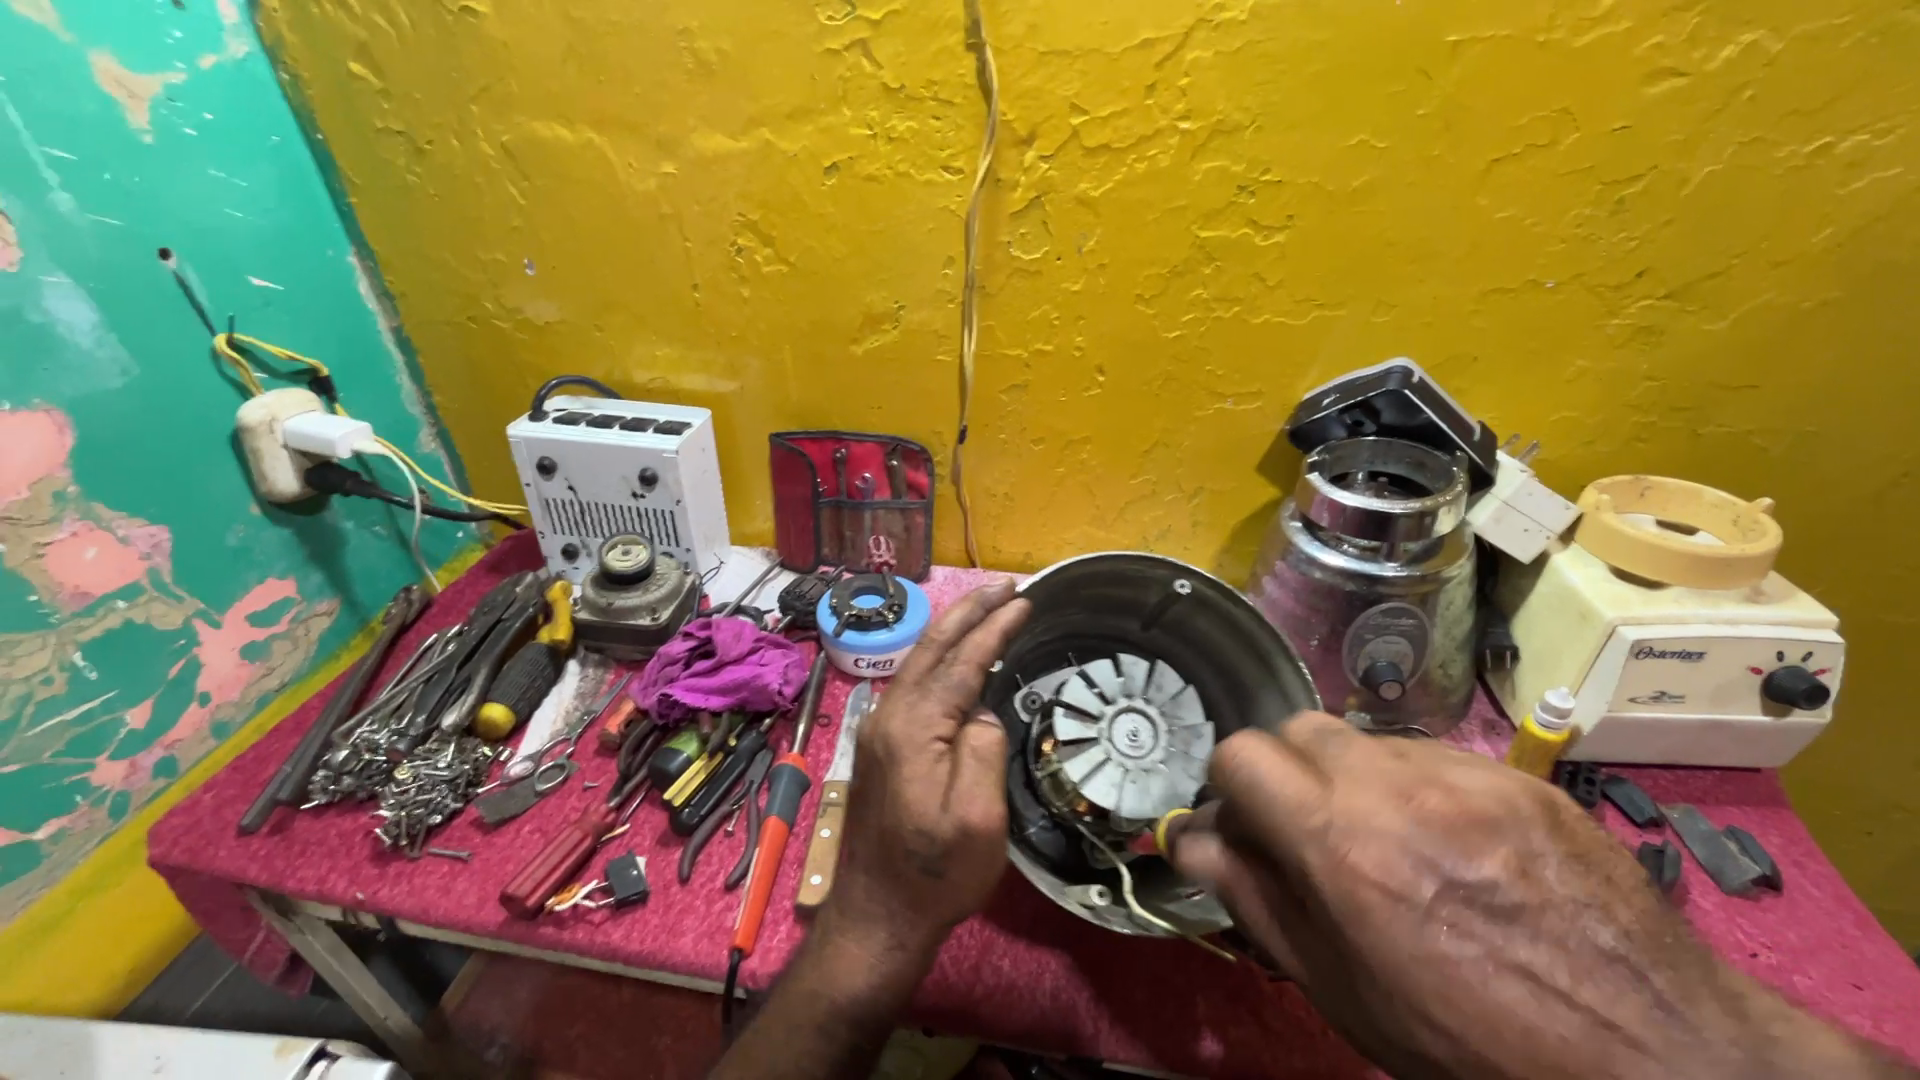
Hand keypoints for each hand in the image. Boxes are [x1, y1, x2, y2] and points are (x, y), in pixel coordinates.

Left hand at [817, 580, 1030, 970]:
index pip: (961, 662)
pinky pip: (913, 686)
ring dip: (953, 632)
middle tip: (1005, 586)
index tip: (1024, 601)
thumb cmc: (934, 874)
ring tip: (987, 609)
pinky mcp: (879, 746)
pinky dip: (940, 660)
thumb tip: (982, 711)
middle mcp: (888, 717)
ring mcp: (878, 730)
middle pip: (931, 648)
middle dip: (969, 612)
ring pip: (918, 663)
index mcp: (913, 728)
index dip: (994, 629)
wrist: (877, 915)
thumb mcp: (977, 819)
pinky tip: (957, 659)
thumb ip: (983, 751)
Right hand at [1168, 713, 1911, 1079]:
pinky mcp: (1517, 775)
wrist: (1653, 1055)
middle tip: (1314, 832)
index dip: (1230, 790)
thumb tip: (1190, 838)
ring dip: (1353, 779)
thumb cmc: (1469, 1039)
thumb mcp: (1338, 987)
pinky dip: (1419, 788)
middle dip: (1287, 772)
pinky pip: (1436, 756)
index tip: (1248, 831)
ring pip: (1366, 738)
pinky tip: (1456, 847)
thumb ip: (1253, 897)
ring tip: (1394, 844)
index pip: (1239, 754)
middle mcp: (1392, 784)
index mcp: (1337, 841)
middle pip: (1297, 728)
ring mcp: (1462, 770)